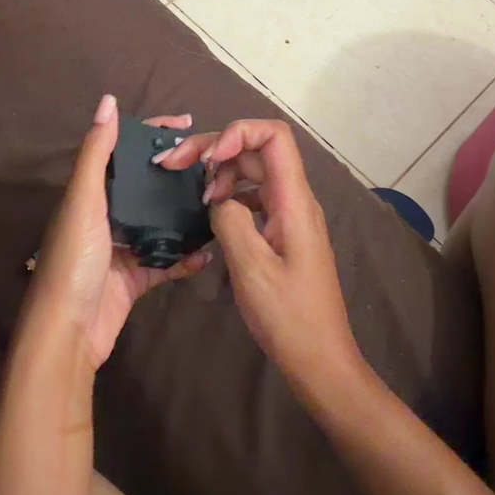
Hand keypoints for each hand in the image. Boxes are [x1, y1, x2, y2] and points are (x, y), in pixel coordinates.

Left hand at [21, 94, 212, 370]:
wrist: (68, 332)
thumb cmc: (73, 260)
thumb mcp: (84, 200)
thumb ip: (97, 153)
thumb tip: (108, 101)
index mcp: (90, 192)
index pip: (124, 151)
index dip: (152, 134)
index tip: (187, 121)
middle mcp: (106, 215)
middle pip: (146, 185)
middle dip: (176, 172)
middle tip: (215, 162)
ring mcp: (122, 248)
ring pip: (160, 222)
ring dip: (185, 213)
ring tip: (220, 199)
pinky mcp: (135, 278)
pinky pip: (166, 261)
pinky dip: (186, 256)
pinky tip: (210, 249)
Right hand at [163, 119, 362, 387]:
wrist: (321, 361)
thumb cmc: (288, 316)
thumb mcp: (251, 267)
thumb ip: (230, 218)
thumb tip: (218, 197)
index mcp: (294, 201)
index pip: (274, 136)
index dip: (237, 132)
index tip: (206, 159)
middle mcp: (295, 199)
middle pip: (256, 150)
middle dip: (215, 149)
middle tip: (173, 167)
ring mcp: (289, 215)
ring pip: (252, 172)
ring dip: (219, 173)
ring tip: (193, 196)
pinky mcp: (282, 233)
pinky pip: (253, 197)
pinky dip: (228, 195)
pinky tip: (209, 214)